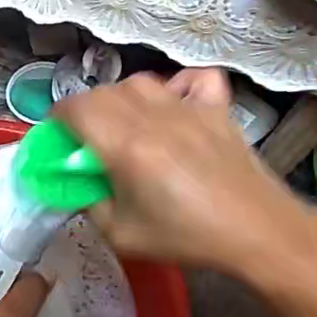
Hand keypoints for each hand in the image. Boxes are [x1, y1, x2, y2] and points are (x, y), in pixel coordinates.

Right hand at [53, 68, 315, 272]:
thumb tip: (78, 184)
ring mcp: (189, 107)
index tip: (60, 141)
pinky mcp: (217, 107)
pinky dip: (176, 86)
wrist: (257, 231)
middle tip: (89, 144)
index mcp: (126, 145)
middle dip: (86, 113)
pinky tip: (174, 107)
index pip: (75, 108)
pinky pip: (191, 78)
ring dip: (123, 99)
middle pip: (103, 92)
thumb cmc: (188, 237)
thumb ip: (90, 204)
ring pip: (141, 82)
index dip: (58, 121)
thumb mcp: (122, 236)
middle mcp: (154, 116)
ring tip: (126, 127)